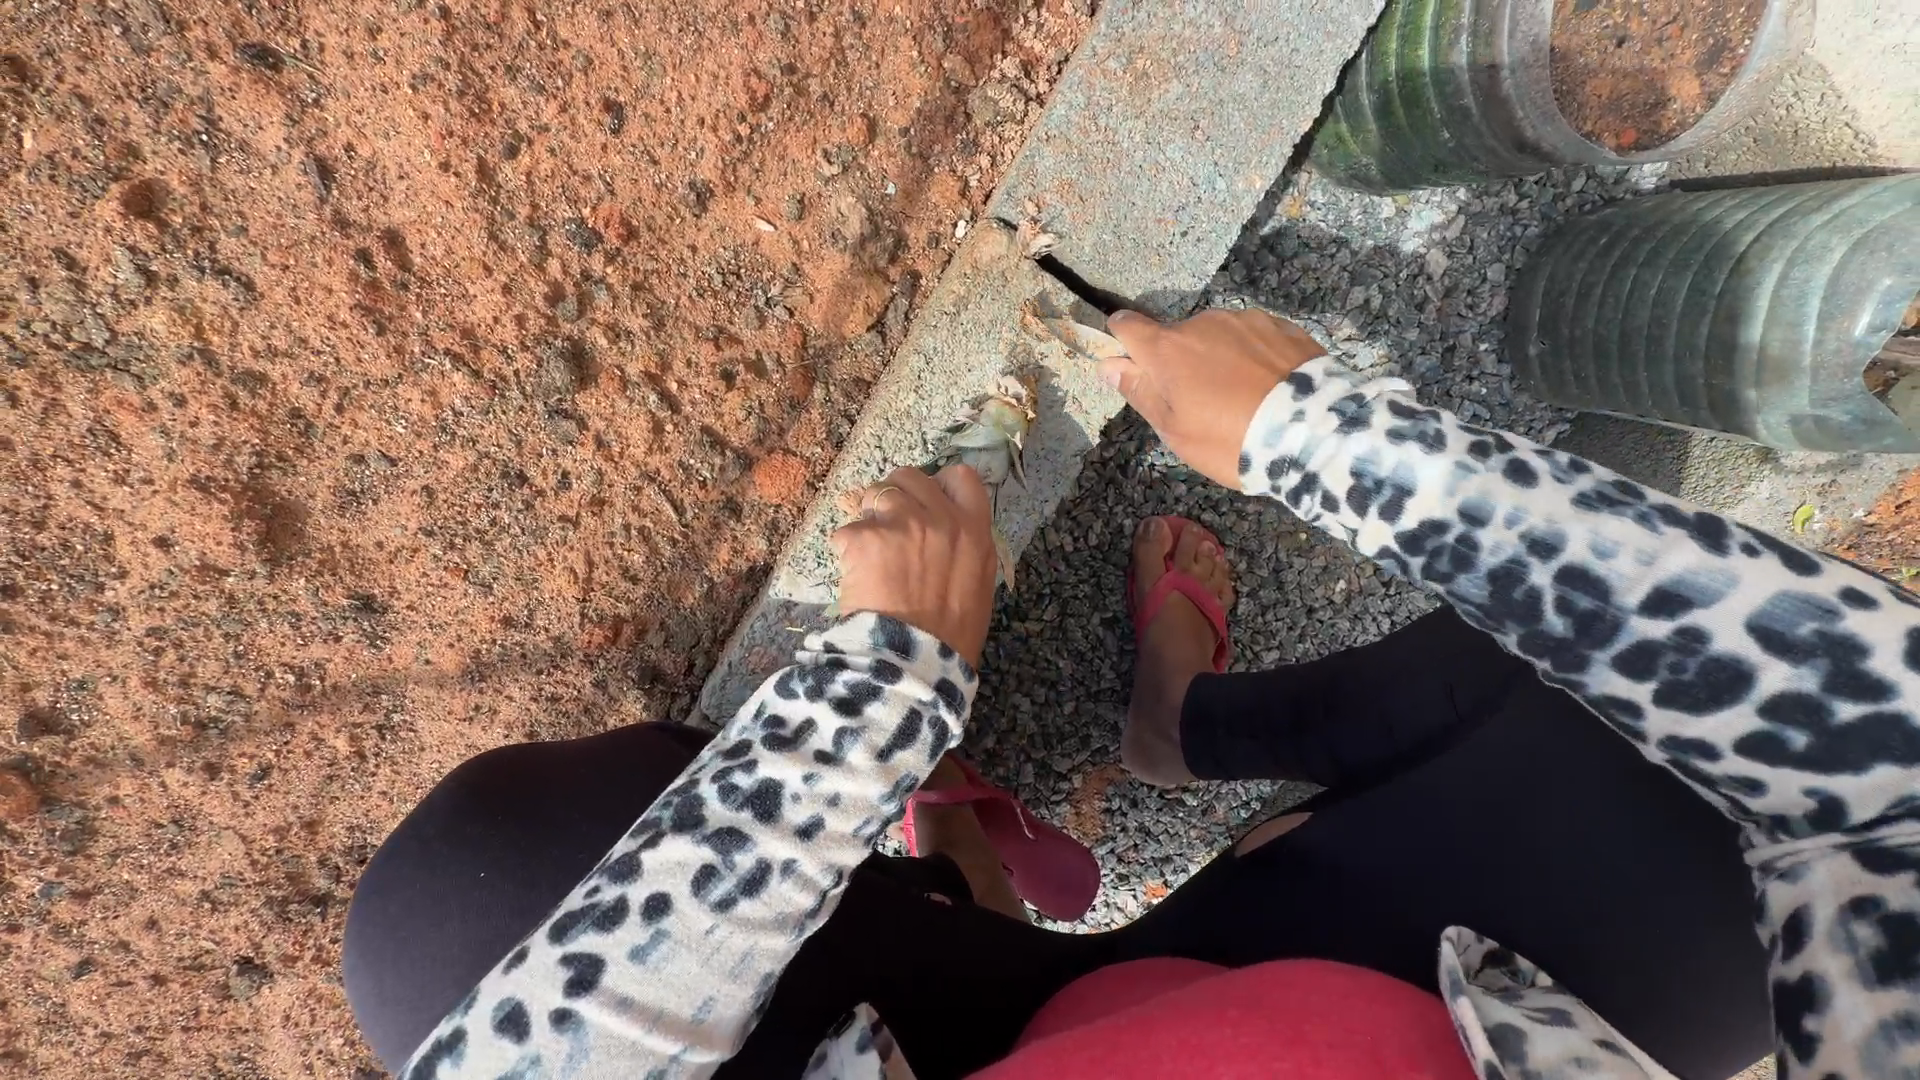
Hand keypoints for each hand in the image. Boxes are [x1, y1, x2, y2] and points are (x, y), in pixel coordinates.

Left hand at [830, 465, 997, 667]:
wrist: (915, 663)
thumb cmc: (951, 637)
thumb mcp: (977, 587)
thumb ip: (965, 549)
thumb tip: (941, 531)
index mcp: (975, 531)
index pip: (961, 477)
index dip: (938, 484)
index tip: (925, 501)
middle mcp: (941, 518)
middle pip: (910, 477)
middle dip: (895, 494)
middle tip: (887, 525)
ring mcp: (903, 524)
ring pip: (873, 495)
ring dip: (867, 518)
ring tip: (868, 554)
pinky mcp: (866, 538)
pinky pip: (846, 531)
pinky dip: (846, 551)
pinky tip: (854, 577)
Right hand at [1101, 308, 1326, 488]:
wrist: (1311, 433)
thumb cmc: (1228, 440)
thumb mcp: (1174, 430)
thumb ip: (1139, 392)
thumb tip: (1108, 364)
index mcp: (1168, 349)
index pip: (1127, 326)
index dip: (1121, 340)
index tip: (1128, 360)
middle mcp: (1202, 323)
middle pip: (1175, 336)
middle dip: (1178, 362)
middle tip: (1198, 402)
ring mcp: (1244, 320)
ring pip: (1215, 336)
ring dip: (1216, 357)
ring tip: (1240, 397)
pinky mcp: (1281, 325)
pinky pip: (1251, 338)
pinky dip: (1249, 357)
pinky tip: (1265, 387)